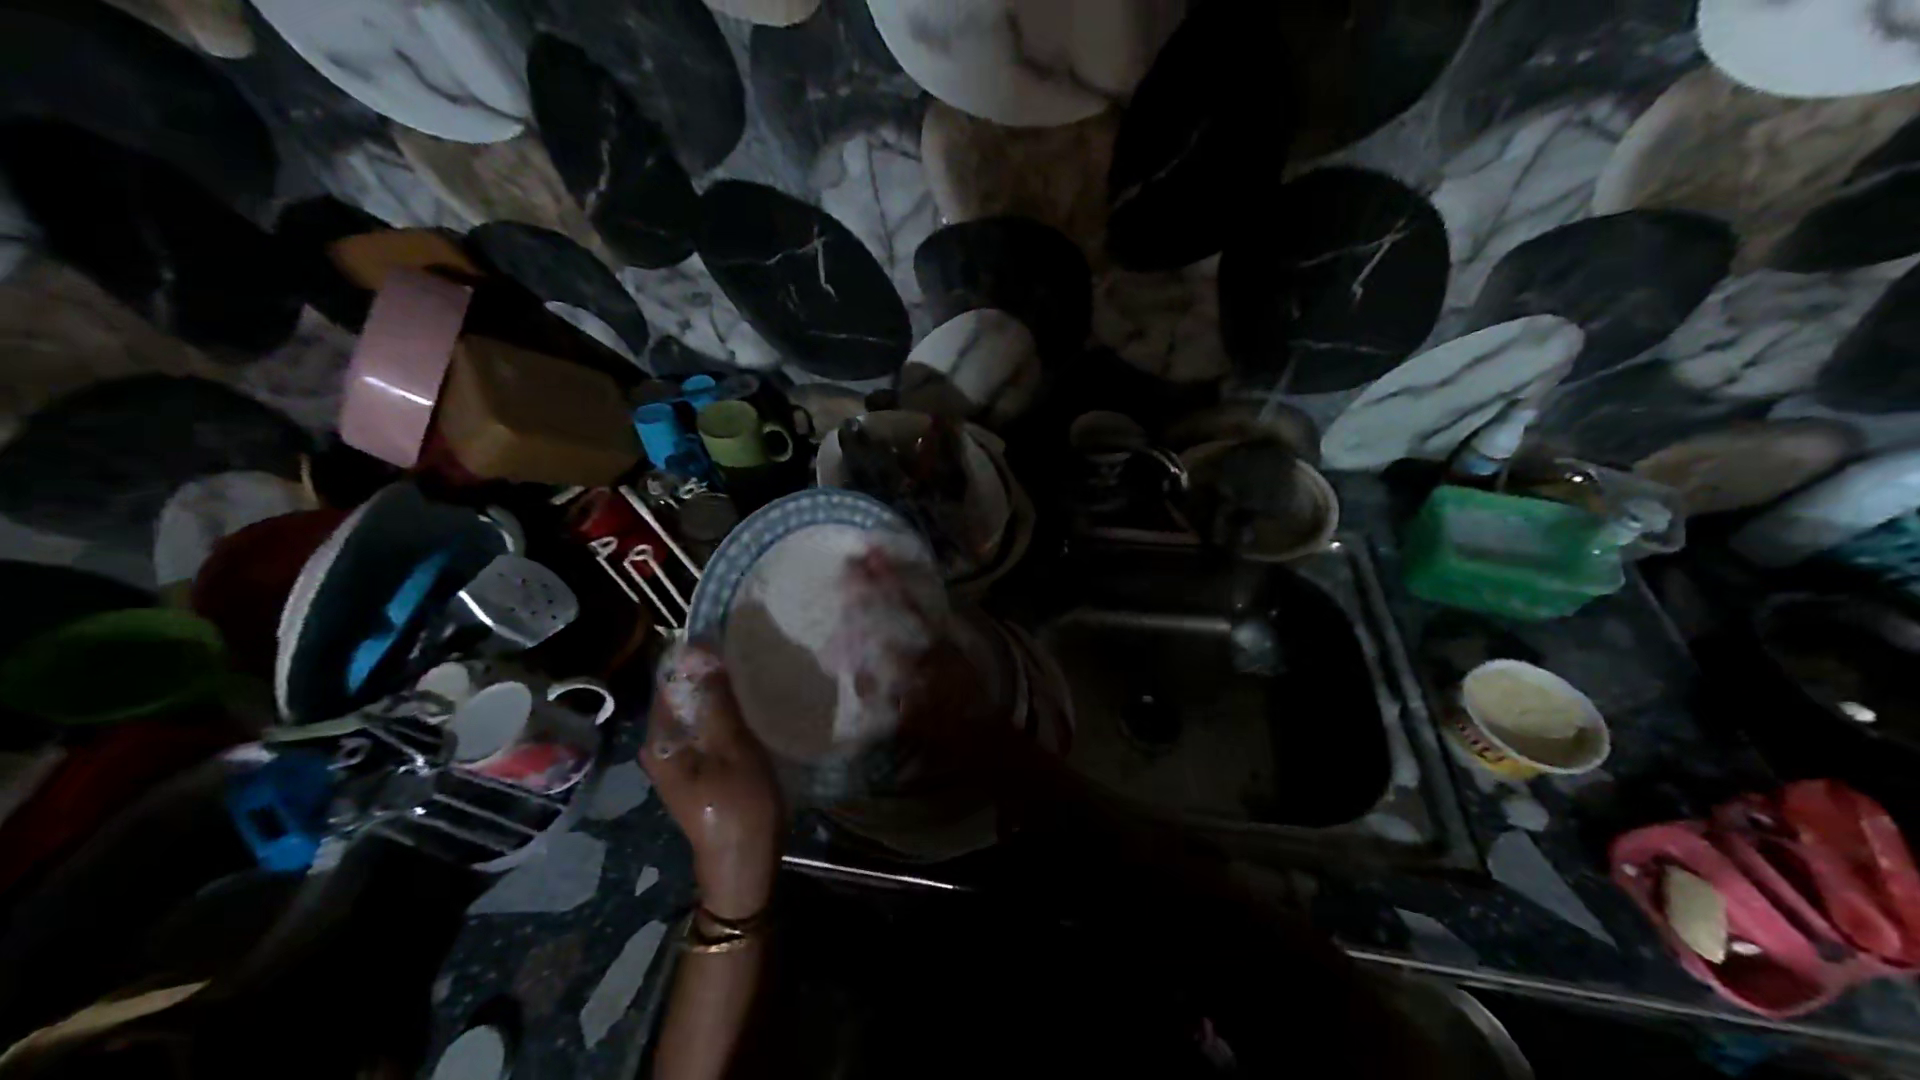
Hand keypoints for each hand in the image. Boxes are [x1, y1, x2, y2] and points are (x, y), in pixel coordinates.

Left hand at [641, 644, 782, 920]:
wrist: (744, 862)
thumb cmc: (740, 804)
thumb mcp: (733, 746)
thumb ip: (716, 700)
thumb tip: (700, 652)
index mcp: (659, 741)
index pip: (668, 682)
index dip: (696, 658)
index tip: (728, 642)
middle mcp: (659, 747)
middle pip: (681, 697)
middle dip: (709, 675)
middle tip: (745, 659)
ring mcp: (676, 760)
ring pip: (695, 713)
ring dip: (719, 695)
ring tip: (751, 678)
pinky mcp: (694, 769)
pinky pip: (704, 729)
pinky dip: (723, 715)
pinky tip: (748, 709)